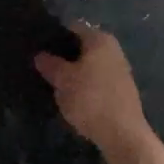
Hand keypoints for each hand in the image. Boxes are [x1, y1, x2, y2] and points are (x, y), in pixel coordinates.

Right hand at [35, 22, 151, 153]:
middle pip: (83, 47)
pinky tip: (75, 100)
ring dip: (75, 74)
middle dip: (65, 57)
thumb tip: (40, 55)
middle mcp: (113, 49)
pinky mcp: (122, 92)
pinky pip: (98, 82)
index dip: (55, 36)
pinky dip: (86, 87)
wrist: (123, 135)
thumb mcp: (63, 81)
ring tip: (56, 86)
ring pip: (90, 66)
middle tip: (45, 68)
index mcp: (99, 39)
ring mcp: (120, 71)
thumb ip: (51, 65)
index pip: (72, 28)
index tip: (39, 48)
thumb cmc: (91, 99)